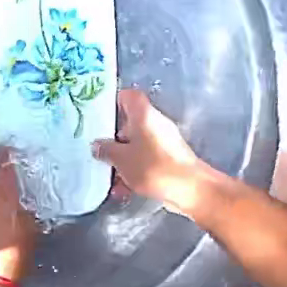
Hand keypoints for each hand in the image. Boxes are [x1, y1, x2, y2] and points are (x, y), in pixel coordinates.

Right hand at [92, 89, 218, 215]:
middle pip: (130, 124)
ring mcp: (163, 142)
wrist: (189, 189)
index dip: (113, 101)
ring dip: (122, 159)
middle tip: (97, 150)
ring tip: (107, 176)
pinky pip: (145, 160)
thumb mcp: (121, 159)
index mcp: (144, 115)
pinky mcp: (168, 159)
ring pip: (136, 145)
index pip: (128, 96)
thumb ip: (105, 150)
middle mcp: (155, 124)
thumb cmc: (152, 167)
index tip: (99, 114)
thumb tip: (97, 145)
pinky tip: (122, 190)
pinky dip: (133, 171)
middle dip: (113, 138)